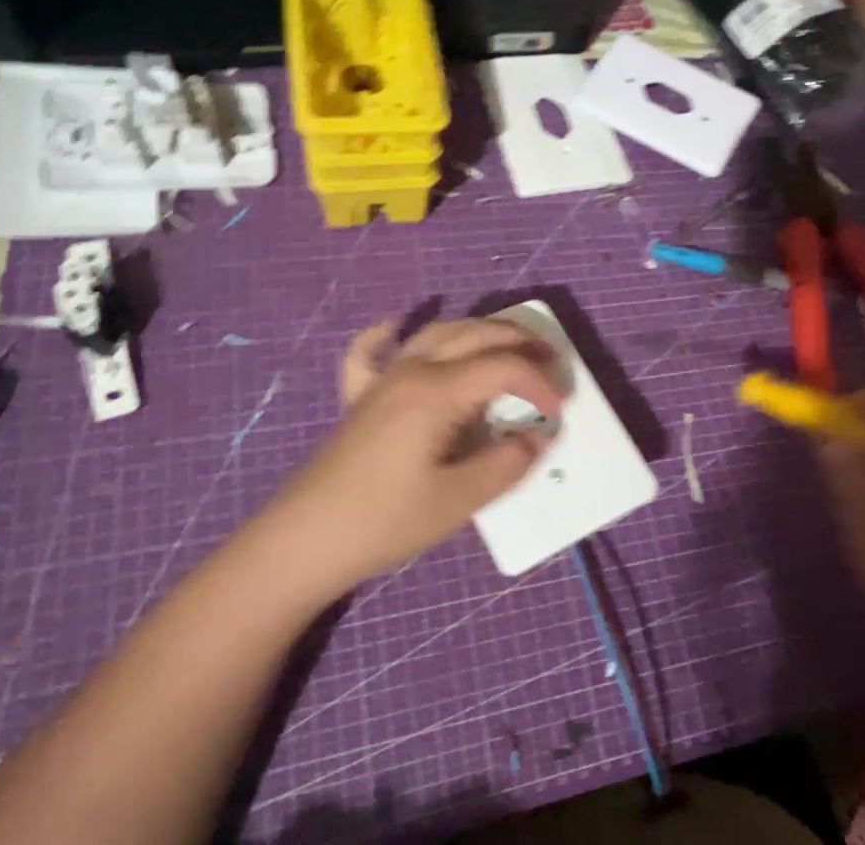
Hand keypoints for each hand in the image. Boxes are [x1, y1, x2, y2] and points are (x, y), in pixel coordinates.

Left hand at [272, 318, 564, 596]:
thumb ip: (506, 463)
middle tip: (551, 363)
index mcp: (437, 391)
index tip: (559, 415)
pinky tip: (397, 323)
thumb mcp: (458, 499)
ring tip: (507, 346)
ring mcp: (380, 380)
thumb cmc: (385, 521)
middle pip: (474, 335)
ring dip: (476, 332)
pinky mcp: (358, 398)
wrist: (304, 540)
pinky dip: (388, 332)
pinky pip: (371, 351)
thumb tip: (539, 436)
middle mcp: (410, 370)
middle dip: (519, 342)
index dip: (539, 385)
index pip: (503, 368)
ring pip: (435, 334)